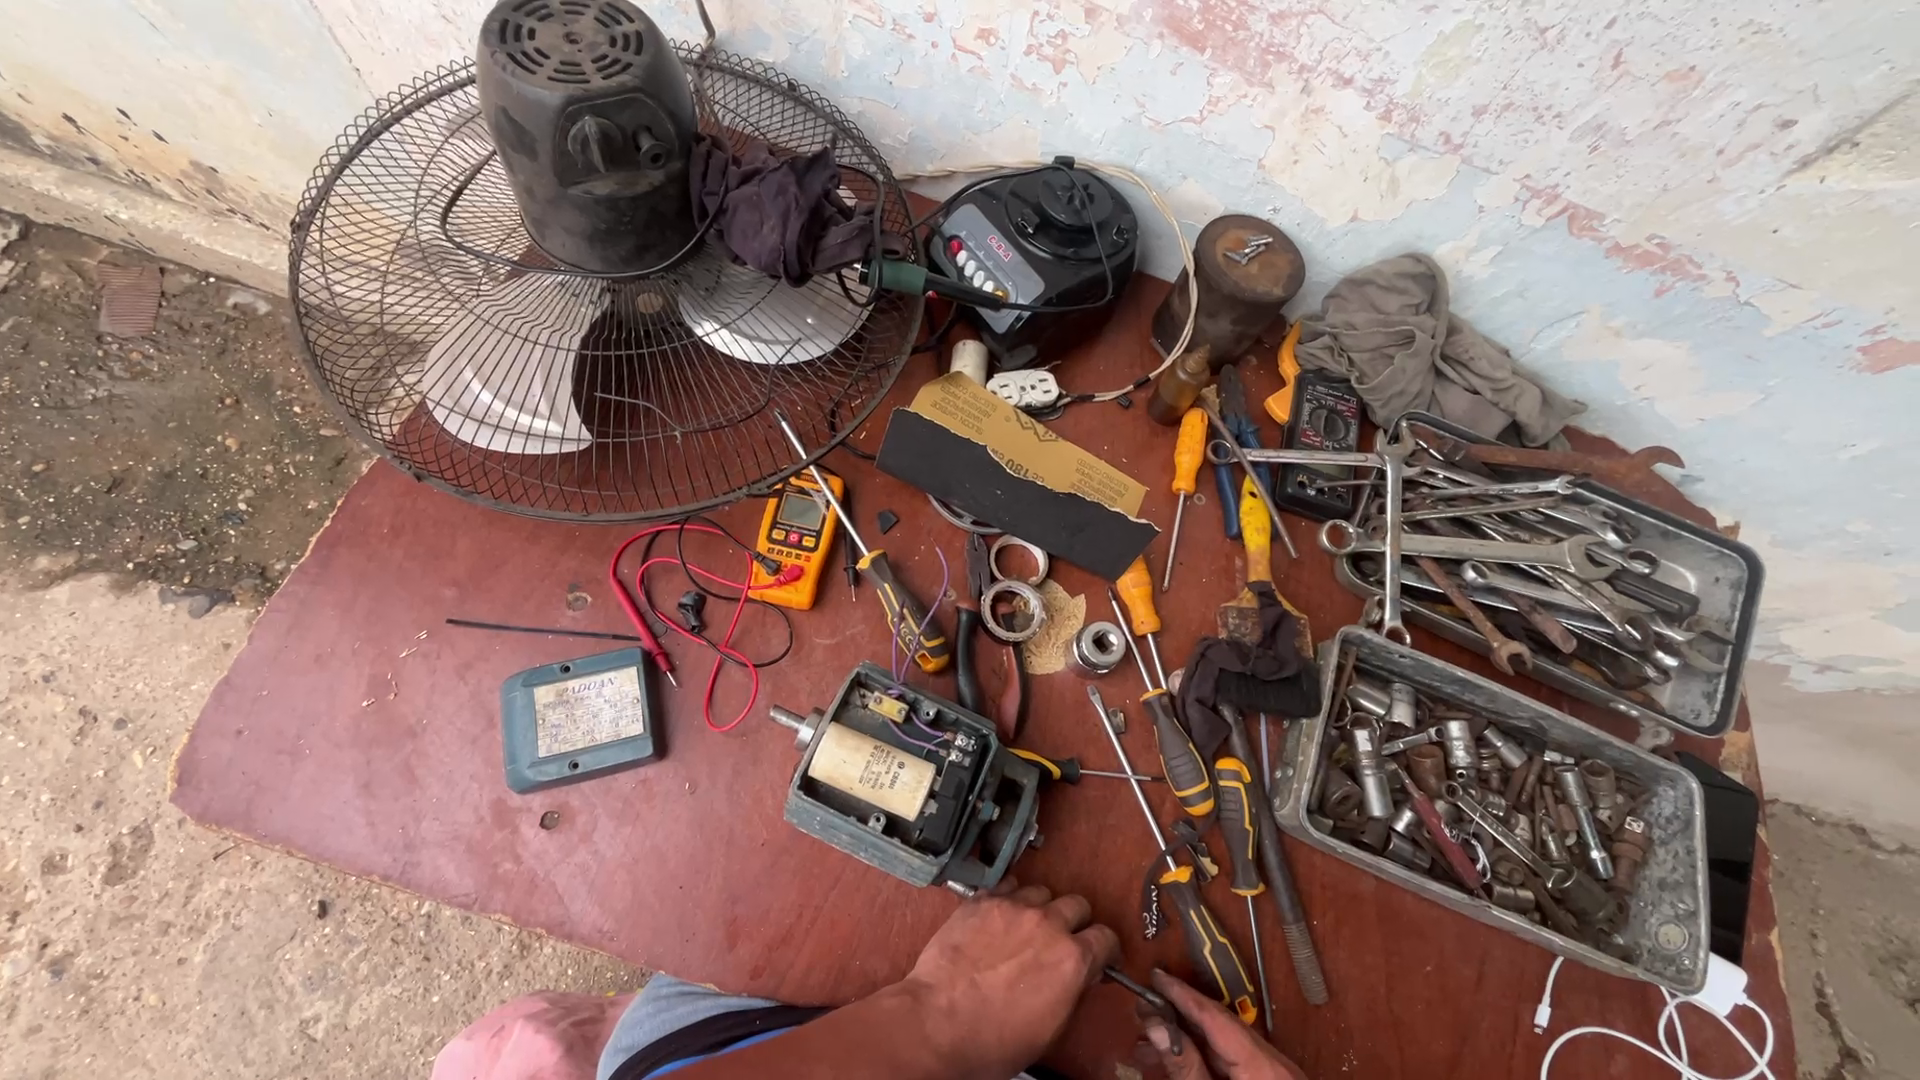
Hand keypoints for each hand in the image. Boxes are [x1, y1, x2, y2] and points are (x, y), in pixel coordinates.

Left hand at [901, 878, 1120, 1079]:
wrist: (938, 1022)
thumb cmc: (992, 1041)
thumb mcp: (1049, 1030)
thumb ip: (1072, 992)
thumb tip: (1080, 975)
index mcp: (1072, 959)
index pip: (1106, 937)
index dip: (1104, 948)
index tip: (1098, 954)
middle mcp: (1048, 924)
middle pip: (1078, 904)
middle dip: (1076, 921)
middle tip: (1063, 938)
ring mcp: (1013, 907)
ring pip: (1042, 891)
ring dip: (1042, 907)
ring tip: (1028, 926)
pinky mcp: (983, 900)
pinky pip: (1007, 886)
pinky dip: (1010, 898)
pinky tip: (1001, 917)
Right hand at [1135, 969, 1307, 1079]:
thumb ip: (1185, 1069)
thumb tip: (1156, 1024)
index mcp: (1264, 1067)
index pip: (1216, 1017)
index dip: (1183, 994)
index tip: (1154, 975)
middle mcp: (1274, 1066)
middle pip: (1219, 1029)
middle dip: (1179, 1018)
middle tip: (1142, 1009)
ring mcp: (1275, 1079)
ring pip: (1223, 1049)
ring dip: (1186, 1044)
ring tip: (1147, 1044)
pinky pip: (1232, 1067)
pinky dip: (1203, 1063)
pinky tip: (1176, 1066)